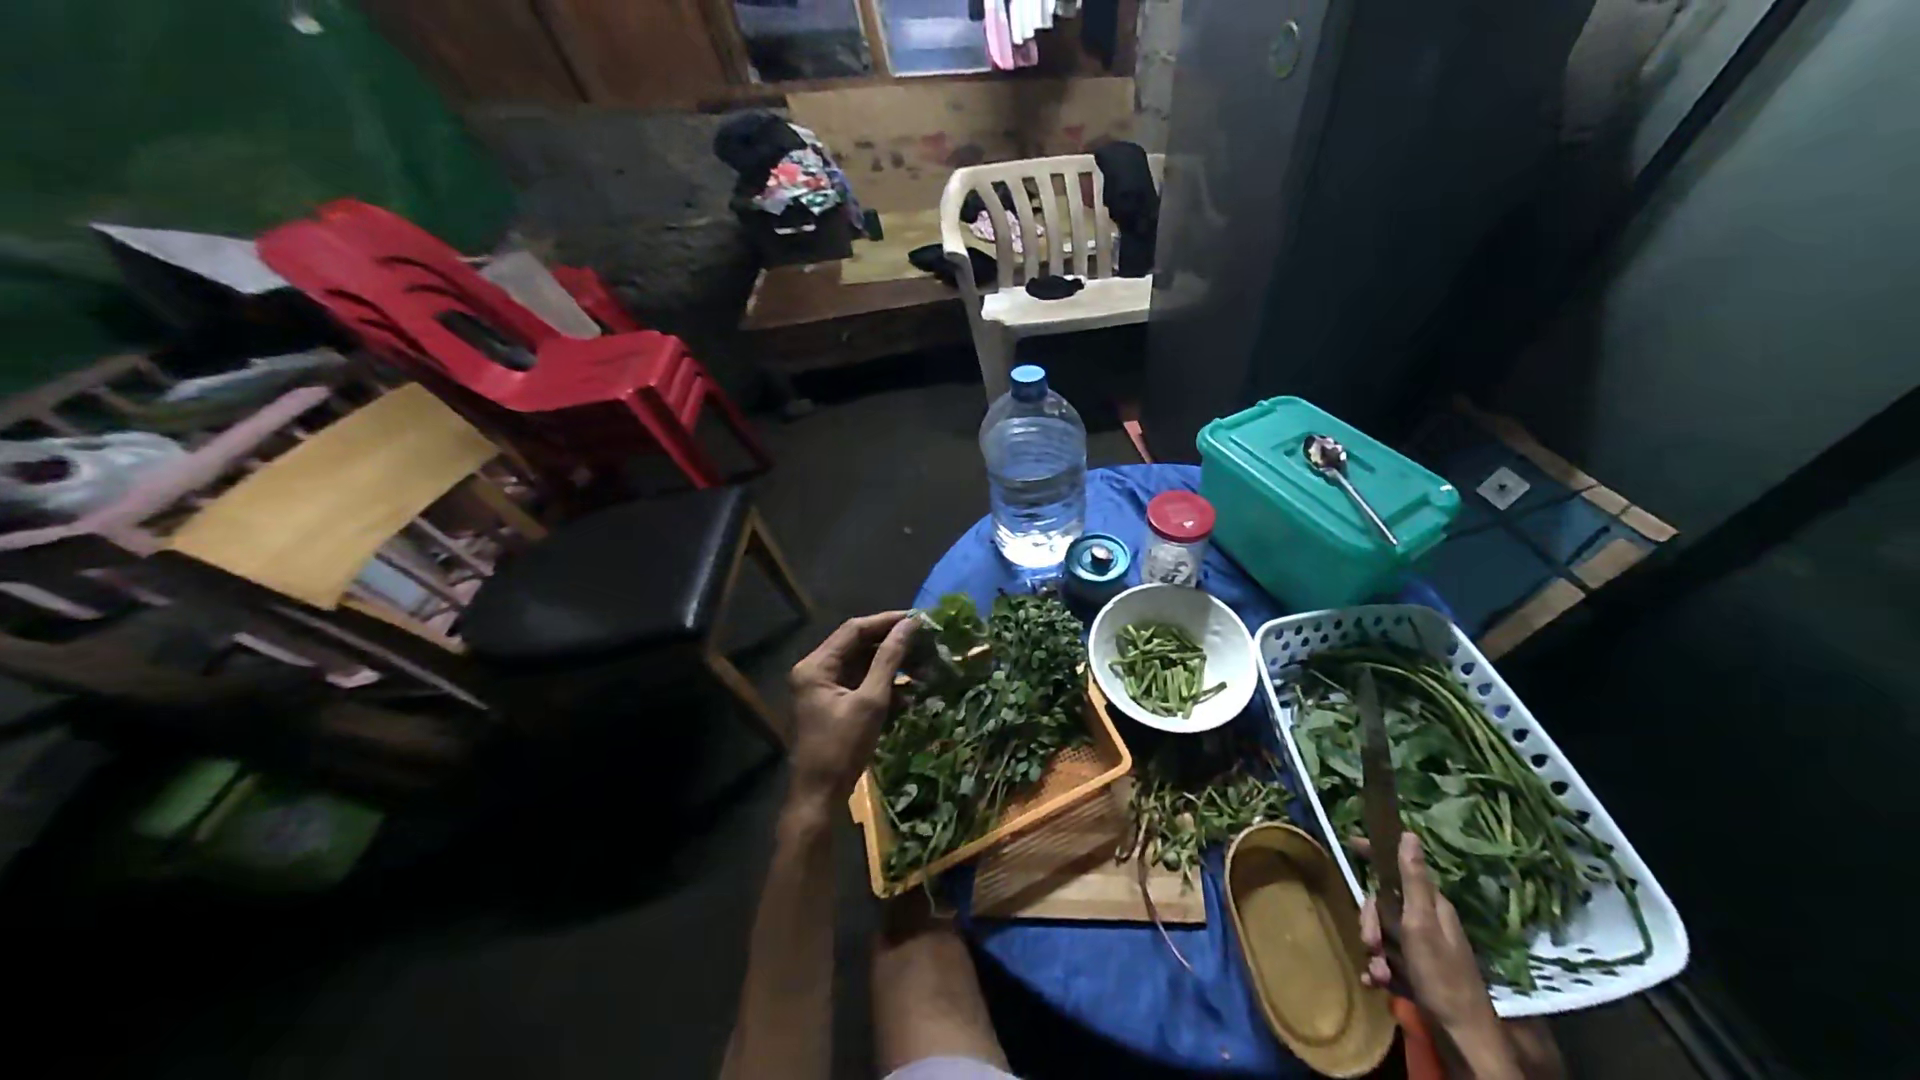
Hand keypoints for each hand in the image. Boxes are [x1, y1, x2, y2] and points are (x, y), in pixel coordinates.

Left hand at [786, 611, 916, 808]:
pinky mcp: (833, 704)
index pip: (854, 630)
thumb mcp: (871, 701)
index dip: (887, 622)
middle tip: (925, 641)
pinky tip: (908, 694)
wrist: (820, 796)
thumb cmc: (842, 748)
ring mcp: (823, 688)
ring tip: (924, 666)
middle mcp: (816, 670)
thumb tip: (909, 626)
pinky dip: (883, 685)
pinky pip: (861, 684)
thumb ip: (889, 660)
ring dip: (891, 666)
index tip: (918, 619)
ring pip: (862, 665)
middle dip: (892, 644)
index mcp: (816, 665)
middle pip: (858, 645)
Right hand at [1355, 832, 1501, 1036]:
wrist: (1462, 1034)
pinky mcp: (1415, 970)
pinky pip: (1386, 958)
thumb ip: (1413, 881)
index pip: (1401, 868)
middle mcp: (1426, 921)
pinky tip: (1375, 982)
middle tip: (1370, 942)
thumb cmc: (1441, 975)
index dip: (1377, 854)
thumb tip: (1409, 835)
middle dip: (1370, 922)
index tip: (1352, 842)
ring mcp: (1421, 947)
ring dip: (1374, 952)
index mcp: (1432, 906)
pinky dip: (1378, 968)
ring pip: (1382, 933)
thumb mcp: (1421, 923)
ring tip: (1379, 973)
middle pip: (1383, 905)